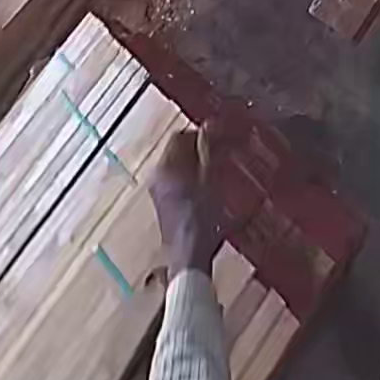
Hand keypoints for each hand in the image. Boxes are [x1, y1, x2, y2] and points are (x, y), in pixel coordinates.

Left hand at [148, 123, 223, 276]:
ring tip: (219, 169)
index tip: (220, 138)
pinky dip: (192, 176)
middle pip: (178, 150)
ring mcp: (158, 190)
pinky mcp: (164, 204)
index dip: (201, 133)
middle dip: (200, 147)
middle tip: (222, 152)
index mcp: (166, 165)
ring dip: (197, 162)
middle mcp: (157, 174)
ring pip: (179, 165)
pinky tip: (209, 188)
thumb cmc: (201, 216)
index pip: (179, 136)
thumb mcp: (211, 178)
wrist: (189, 256)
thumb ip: (209, 148)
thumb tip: (211, 124)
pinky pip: (177, 179)